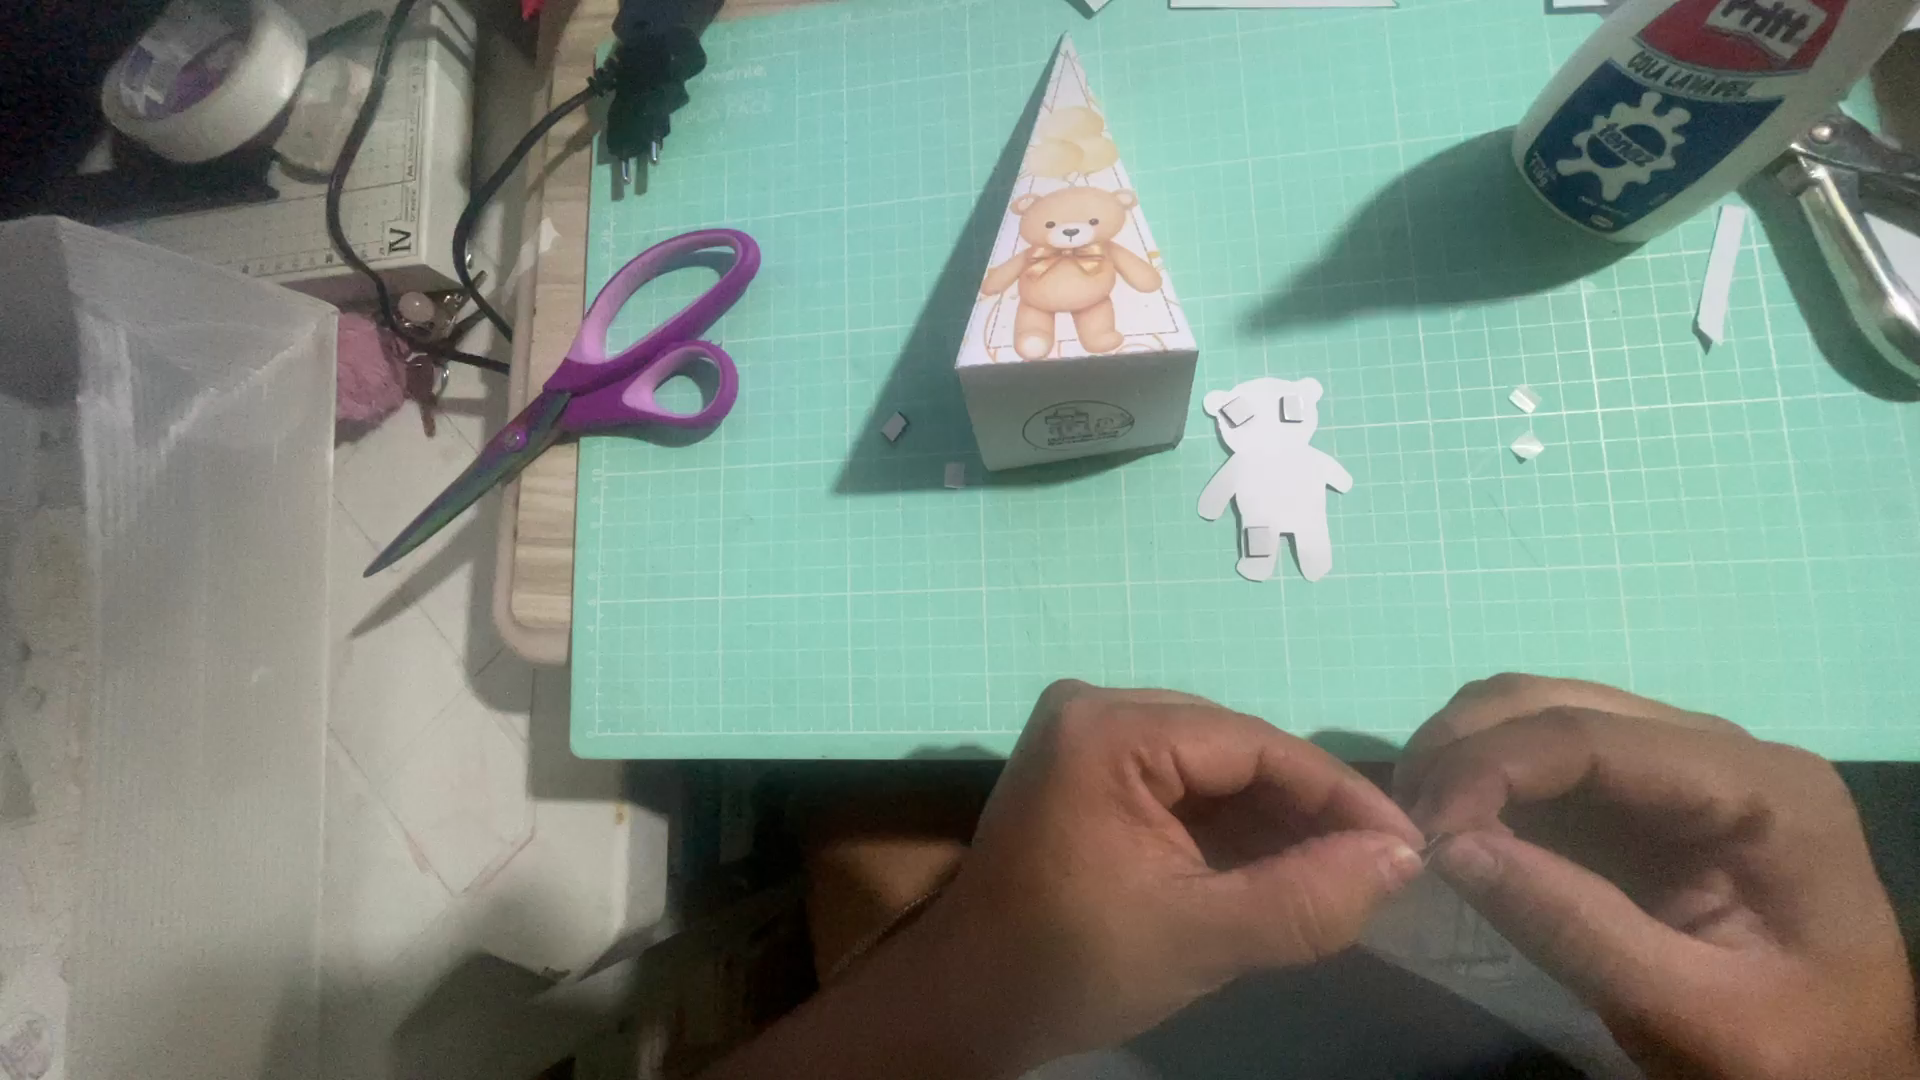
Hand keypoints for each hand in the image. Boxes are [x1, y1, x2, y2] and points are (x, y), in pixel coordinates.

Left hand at [916, 680, 1424, 1071]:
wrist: (972, 990)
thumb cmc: (1070, 963)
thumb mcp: (1199, 935)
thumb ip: (1306, 897)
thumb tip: (1401, 856)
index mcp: (1106, 729)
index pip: (1248, 742)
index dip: (1336, 792)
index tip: (1409, 844)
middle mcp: (1092, 706)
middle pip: (1228, 745)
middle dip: (1304, 806)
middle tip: (1379, 865)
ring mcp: (1084, 730)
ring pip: (1207, 761)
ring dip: (1268, 814)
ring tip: (1337, 869)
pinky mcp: (1085, 760)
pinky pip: (1175, 776)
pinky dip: (1224, 819)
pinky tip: (1272, 858)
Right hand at [1396, 674, 1919, 1079]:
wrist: (1827, 1071)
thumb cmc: (1787, 1054)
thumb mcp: (1694, 1017)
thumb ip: (1575, 928)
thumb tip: (1449, 848)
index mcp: (1759, 788)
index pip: (1587, 737)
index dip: (1487, 769)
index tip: (1425, 833)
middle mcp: (1710, 743)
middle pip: (1542, 700)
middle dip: (1457, 750)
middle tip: (1411, 824)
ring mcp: (1663, 752)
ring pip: (1519, 705)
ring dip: (1454, 751)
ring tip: (1424, 819)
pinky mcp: (1621, 775)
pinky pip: (1520, 738)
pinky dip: (1467, 766)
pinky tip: (1451, 814)